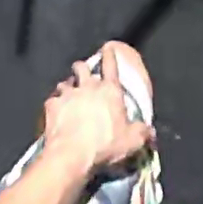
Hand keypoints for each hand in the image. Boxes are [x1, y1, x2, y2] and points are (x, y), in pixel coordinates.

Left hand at [40, 50, 153, 177]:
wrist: (71, 155)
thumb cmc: (105, 145)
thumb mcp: (131, 142)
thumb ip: (142, 132)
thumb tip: (150, 130)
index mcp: (110, 90)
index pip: (110, 65)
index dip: (109, 55)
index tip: (107, 48)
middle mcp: (88, 86)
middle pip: (82, 68)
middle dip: (81, 68)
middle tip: (81, 73)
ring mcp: (68, 94)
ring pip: (65, 82)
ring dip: (67, 86)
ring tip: (67, 93)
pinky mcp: (52, 106)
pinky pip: (52, 100)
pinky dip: (54, 104)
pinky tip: (54, 111)